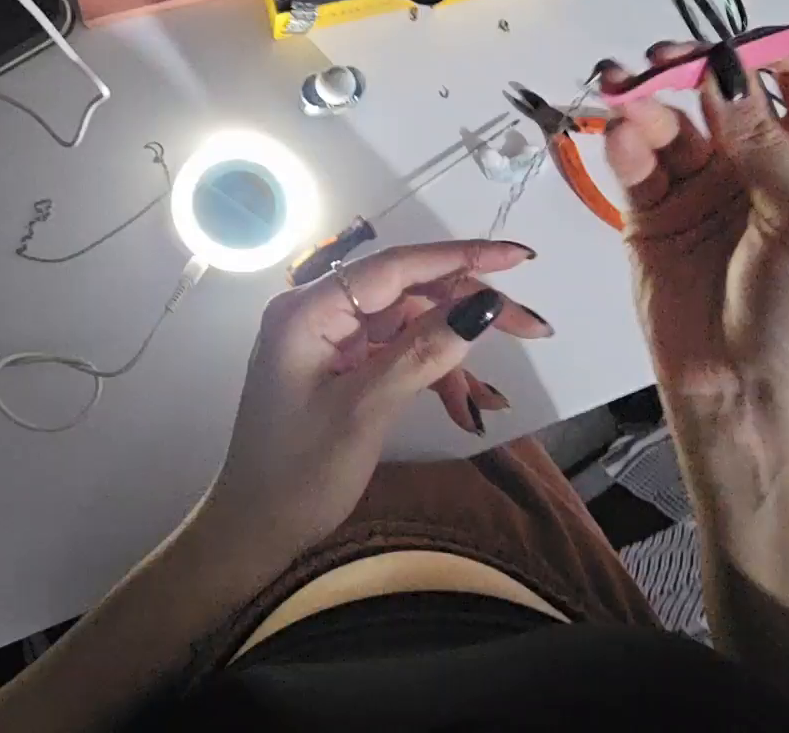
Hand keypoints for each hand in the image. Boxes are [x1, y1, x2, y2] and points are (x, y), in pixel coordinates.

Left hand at [195, 241, 549, 562]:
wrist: (255, 530)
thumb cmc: (298, 475)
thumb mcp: (365, 412)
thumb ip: (422, 352)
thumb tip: (482, 304)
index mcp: (307, 311)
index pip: (394, 267)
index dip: (460, 258)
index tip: (518, 258)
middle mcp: (316, 312)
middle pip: (406, 293)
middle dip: (466, 310)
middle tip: (533, 328)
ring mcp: (327, 339)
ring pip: (407, 325)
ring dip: (451, 356)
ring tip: (487, 399)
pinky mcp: (338, 365)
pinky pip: (395, 354)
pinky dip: (430, 375)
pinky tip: (462, 407)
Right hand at [595, 42, 788, 453]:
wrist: (741, 390)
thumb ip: (763, 145)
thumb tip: (721, 73)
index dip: (771, 46)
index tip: (731, 44)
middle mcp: (757, 157)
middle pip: (719, 89)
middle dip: (688, 68)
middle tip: (656, 61)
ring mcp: (699, 184)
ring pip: (669, 123)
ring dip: (644, 103)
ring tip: (617, 90)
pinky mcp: (650, 211)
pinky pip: (637, 165)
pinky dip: (625, 146)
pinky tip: (617, 136)